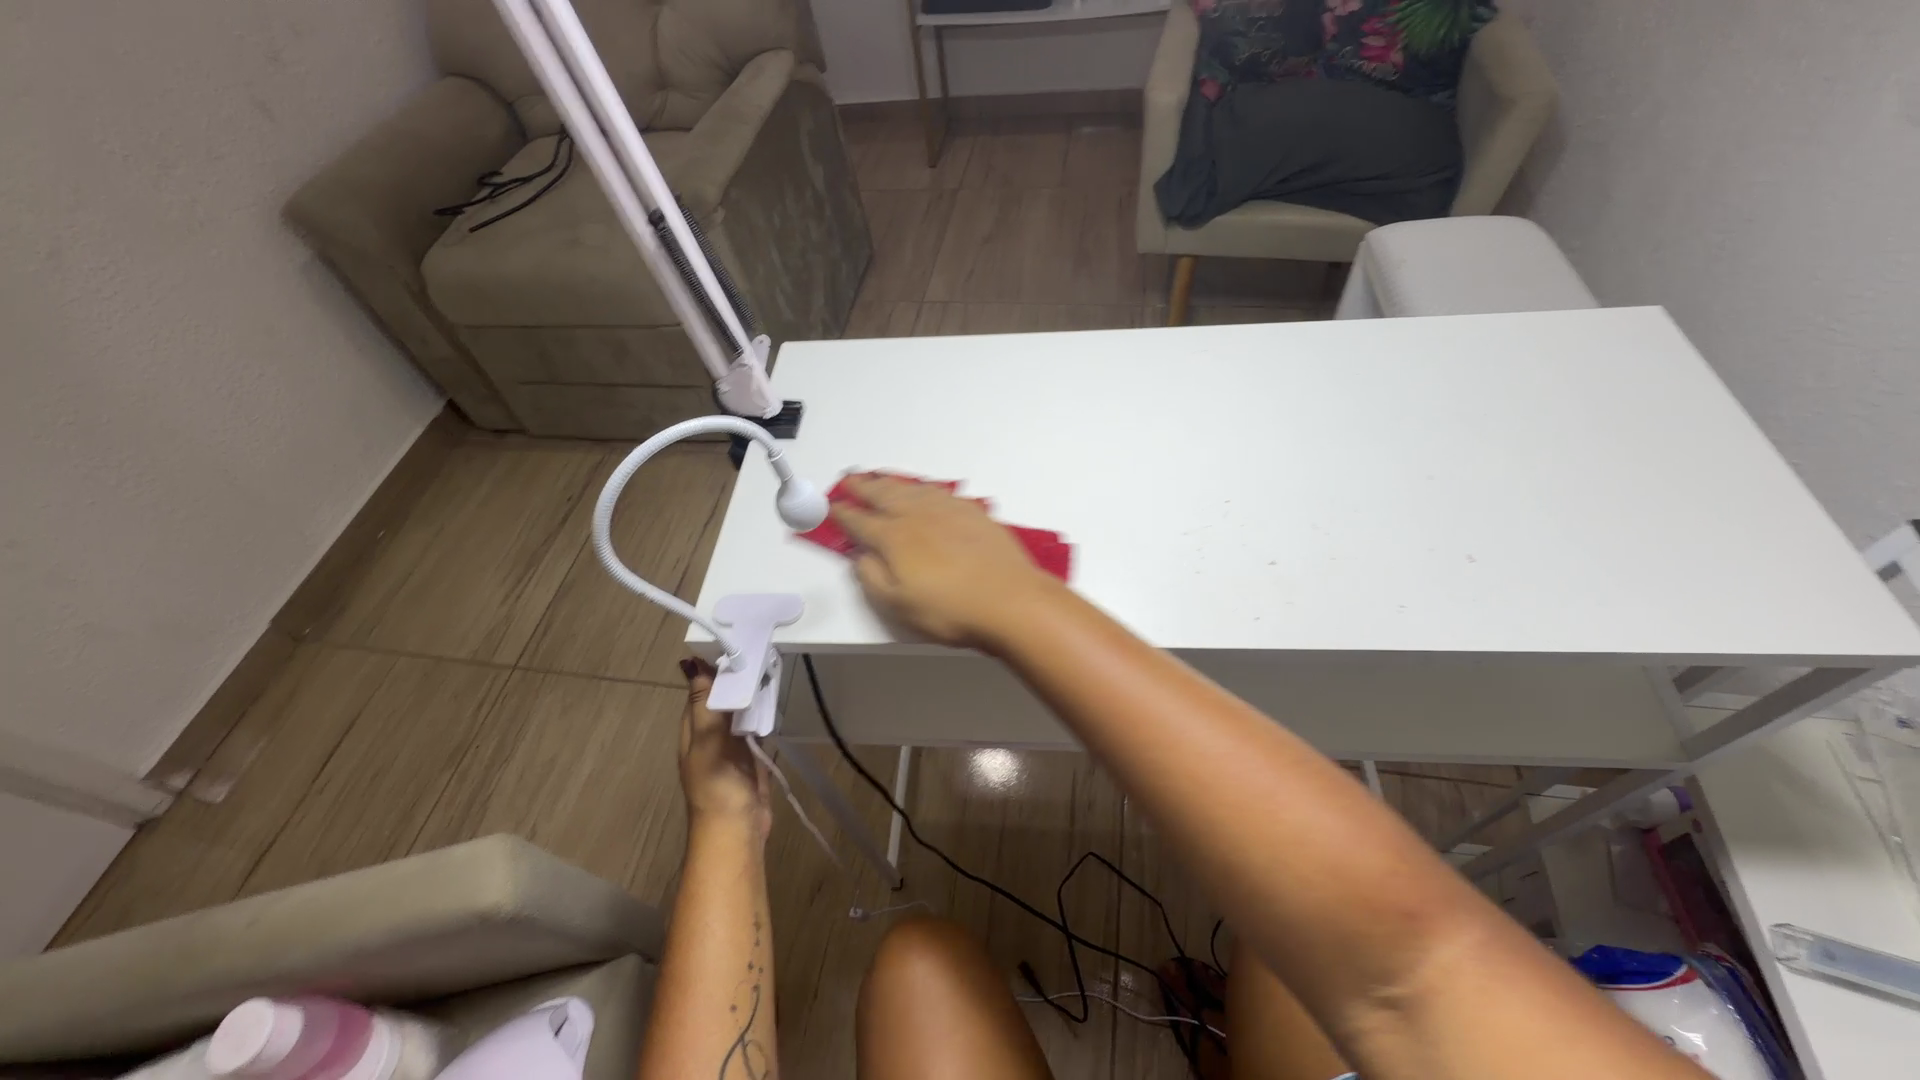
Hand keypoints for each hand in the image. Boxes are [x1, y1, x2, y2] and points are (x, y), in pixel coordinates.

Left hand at [677, 658, 770, 836]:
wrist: (737, 829)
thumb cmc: (715, 785)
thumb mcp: (706, 740)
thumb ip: (704, 702)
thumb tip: (690, 662)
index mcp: (694, 725)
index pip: (703, 684)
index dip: (716, 661)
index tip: (738, 635)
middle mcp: (712, 729)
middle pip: (725, 693)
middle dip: (739, 672)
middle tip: (763, 641)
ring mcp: (734, 741)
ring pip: (743, 705)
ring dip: (754, 688)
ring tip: (773, 658)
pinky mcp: (754, 752)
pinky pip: (759, 722)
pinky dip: (766, 708)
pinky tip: (777, 692)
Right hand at [829, 473, 1066, 650]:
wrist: (1011, 600)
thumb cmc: (951, 610)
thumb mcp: (898, 605)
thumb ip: (872, 577)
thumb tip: (861, 555)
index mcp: (894, 538)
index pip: (860, 522)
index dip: (842, 514)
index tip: (831, 507)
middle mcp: (917, 516)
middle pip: (884, 495)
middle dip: (863, 487)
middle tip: (849, 479)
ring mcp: (948, 510)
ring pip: (911, 489)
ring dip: (890, 482)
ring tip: (878, 478)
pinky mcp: (973, 512)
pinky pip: (939, 491)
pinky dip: (922, 487)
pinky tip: (922, 490)